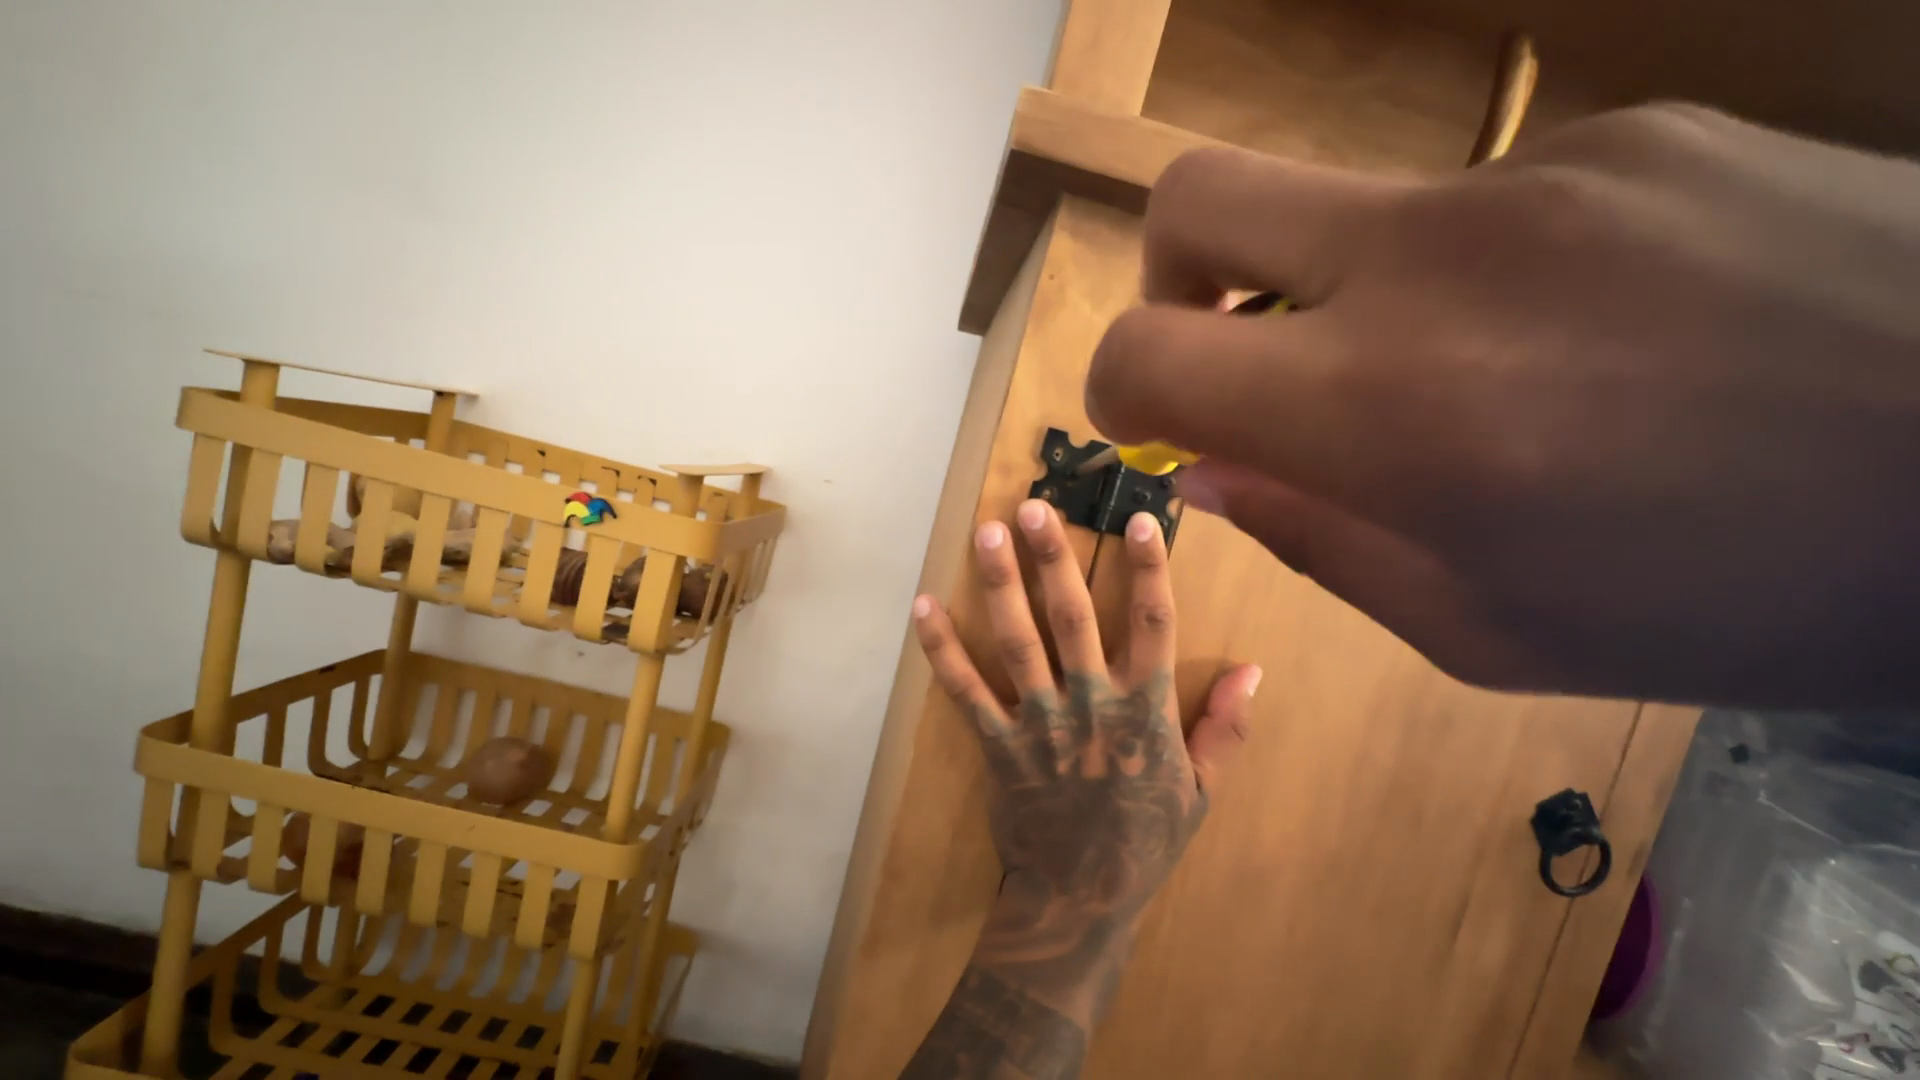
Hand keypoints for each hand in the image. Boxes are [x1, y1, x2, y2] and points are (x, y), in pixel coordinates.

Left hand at [902, 500, 1259, 1079]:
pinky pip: (966, 691)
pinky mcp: (998, 745)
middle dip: (1053, 558)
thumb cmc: (1144, 841)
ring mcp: (1040, 723)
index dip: (1150, 569)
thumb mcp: (1202, 791)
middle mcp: (1092, 705)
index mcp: (1146, 711)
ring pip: (1018, 643)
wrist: (1081, 900)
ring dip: (1000, 586)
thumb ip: (1226, 729)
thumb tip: (1253, 670)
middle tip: (1033, 507)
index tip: (1141, 519)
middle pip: (1072, 618)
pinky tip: (922, 608)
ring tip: (986, 534)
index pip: (1153, 625)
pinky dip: (943, 650)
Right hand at [1088, 104, 1919, 707]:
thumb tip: (1210, 471)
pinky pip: (1467, 205)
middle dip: (1169, 276)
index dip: (1115, 386)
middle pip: (1194, 196)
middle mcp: (1430, 260)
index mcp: (1387, 411)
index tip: (1145, 422)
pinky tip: (1573, 336)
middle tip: (1221, 345)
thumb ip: (1312, 539)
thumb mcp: (1480, 630)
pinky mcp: (1624, 134)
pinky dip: (1459, 276)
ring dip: (1338, 297)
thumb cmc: (1731, 599)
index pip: (1150, 351)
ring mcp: (1531, 176)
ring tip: (1461, 378)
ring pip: (1339, 212)